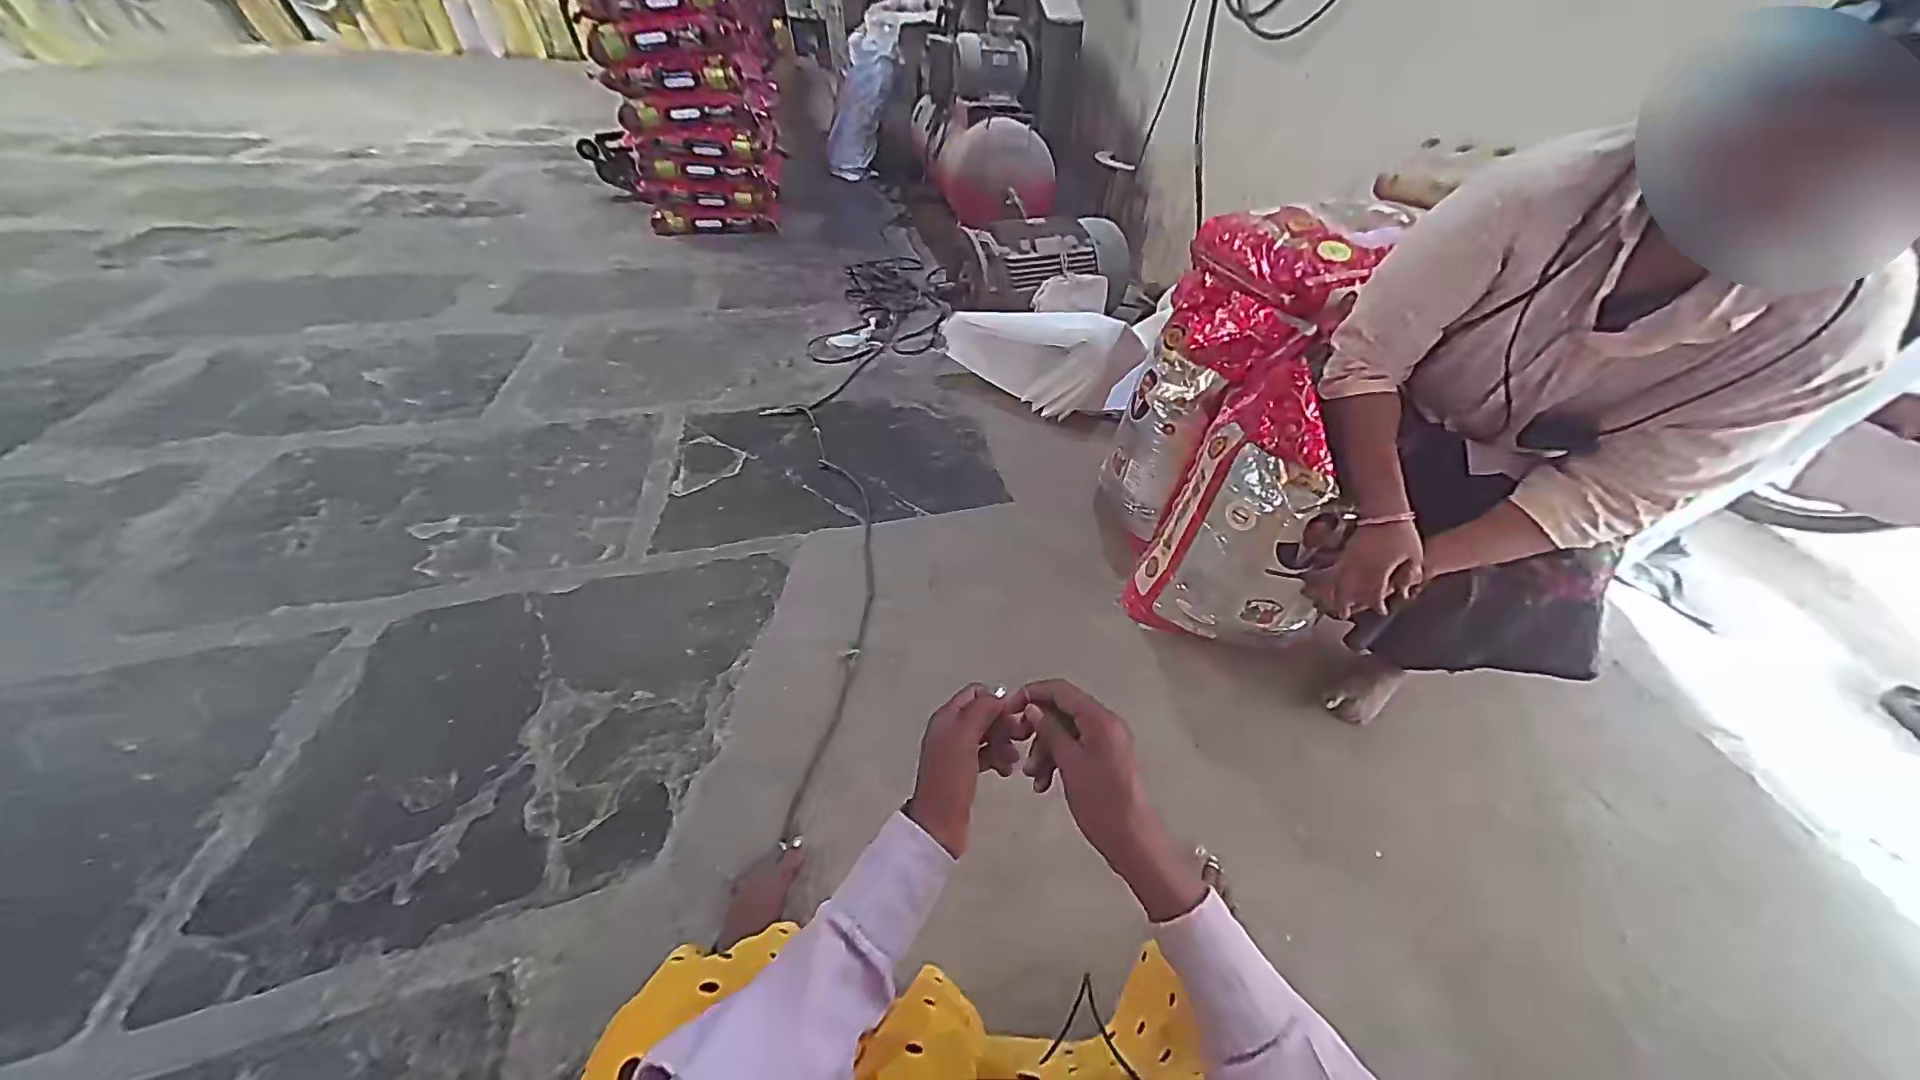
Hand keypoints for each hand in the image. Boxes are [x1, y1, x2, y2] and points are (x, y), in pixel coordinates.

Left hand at [905, 684, 1030, 857]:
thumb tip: (998, 695)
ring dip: (1003, 743)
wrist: (940, 823)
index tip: (1012, 718)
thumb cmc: (950, 778)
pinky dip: (998, 758)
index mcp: (947, 717)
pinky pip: (986, 753)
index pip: (975, 693)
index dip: (996, 703)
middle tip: (1018, 739)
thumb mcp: (964, 737)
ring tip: (1012, 761)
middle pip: (983, 714)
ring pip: (987, 735)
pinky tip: (1005, 770)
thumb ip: (980, 710)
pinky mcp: (964, 769)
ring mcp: (956, 750)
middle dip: (1002, 724)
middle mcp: (950, 730)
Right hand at [1008, 680, 1204, 921]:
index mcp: (1100, 719)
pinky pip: (1074, 747)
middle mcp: (1105, 724)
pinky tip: (1044, 782)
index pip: (1060, 690)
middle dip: (1037, 727)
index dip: (1032, 694)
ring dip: (1044, 748)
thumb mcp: (1069, 762)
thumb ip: (1050, 730)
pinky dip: (1057, 759)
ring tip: (1032, 774)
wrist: (1131, 839)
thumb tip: (1033, 708)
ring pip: (1065, 731)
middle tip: (1017, 742)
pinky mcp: (1104, 758)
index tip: (1010, 709)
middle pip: (1062, 710)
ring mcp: (1106, 741)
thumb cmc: (1101, 801)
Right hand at [1304, 519, 1422, 619]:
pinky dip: (1332, 579)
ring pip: (1338, 581)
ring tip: (1331, 603)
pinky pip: (1336, 569)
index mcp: (1378, 571)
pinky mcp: (1346, 551)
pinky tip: (1331, 583)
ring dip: (1334, 594)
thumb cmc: (1401, 533)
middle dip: (1345, 605)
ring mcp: (1351, 558)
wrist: (1385, 512)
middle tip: (1344, 615)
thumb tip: (1404, 592)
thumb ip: (1408, 576)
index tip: (1381, 611)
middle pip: (1348, 591)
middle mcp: (1361, 567)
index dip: (1377, 605)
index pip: (1374, 594)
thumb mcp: (1413, 556)